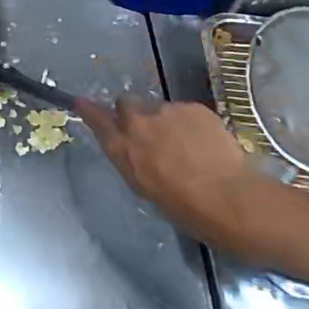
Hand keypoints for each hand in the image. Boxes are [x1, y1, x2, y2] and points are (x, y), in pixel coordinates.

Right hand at [75, 95, 266, 251]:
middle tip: (149, 132)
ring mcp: (168, 111)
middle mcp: (140, 124)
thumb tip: (133, 147)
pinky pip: (184, 110)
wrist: (226, 196)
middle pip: (127, 103)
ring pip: (159, 107)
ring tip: (185, 145)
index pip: (98, 121)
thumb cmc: (183, 206)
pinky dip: (189, 122)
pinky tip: (203, 142)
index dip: (91, 111)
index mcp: (124, 149)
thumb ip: (132, 159)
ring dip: (165, 120)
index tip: (82, 102)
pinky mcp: (194, 106)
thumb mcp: (145, 187)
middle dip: (132, 112)